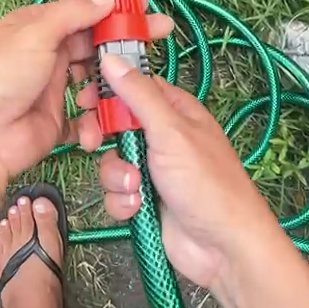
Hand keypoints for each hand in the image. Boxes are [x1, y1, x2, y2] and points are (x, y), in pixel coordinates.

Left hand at [0, 0, 173, 181]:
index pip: (81, 14)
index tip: (146, 15)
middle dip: (121, 48)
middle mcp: (45, 54)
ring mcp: (52, 88)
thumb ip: (74, 13)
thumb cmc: (2, 75)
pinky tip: (97, 125)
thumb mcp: (36, 33)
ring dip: (108, 88)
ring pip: (94, 81)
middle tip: (153, 46)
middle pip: (92, 46)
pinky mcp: (57, 121)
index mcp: (35, 26)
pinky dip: (95, 122)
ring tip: (117, 93)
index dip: (113, 14)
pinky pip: (86, 117)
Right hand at [80, 56, 287, 291]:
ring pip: (112, 160)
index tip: (84, 98)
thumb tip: (112, 59)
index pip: (134, 86)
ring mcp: (153, 168)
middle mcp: (162, 136)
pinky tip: (139, 208)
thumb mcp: (171, 132)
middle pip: (115, 123)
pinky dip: (122, 200)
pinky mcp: (145, 199)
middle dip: (102, 136)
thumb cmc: (206, 183)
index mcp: (174, 110)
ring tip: (136, 187)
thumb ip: (139, 95)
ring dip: (117, 175)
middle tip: (94, 143)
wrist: (223, 249)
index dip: (107, 89)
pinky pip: (116, 191)